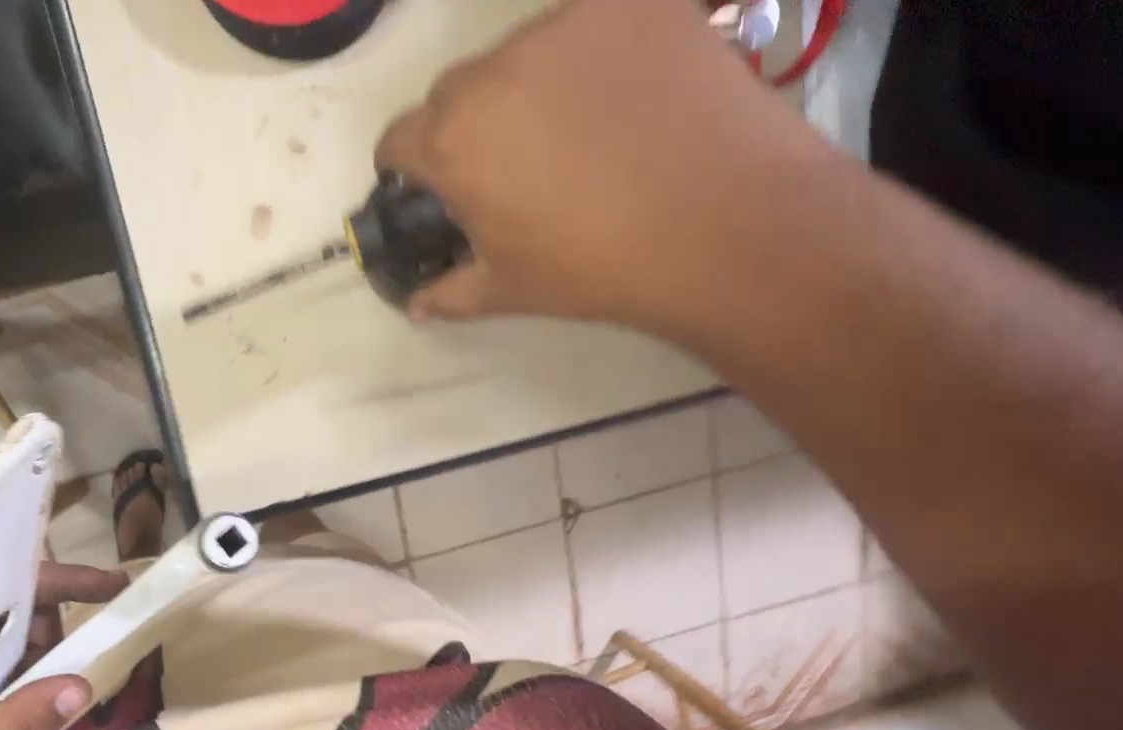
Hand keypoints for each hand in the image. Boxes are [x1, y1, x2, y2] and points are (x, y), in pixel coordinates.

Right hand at [375, 0, 833, 335]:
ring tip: (575, 128)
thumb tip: (415, 306)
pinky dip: (590, 55)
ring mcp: (567, 28)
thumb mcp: (509, 290)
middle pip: (454, 91)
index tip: (429, 182)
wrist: (724, 224)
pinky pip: (587, 25)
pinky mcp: (632, 6)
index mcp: (454, 143)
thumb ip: (450, 291)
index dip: (406, 164)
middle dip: (464, 125)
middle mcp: (495, 72)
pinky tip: (624, 95)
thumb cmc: (597, 267)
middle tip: (508, 164)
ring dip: (524, 85)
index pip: (398, 136)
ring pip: (518, 52)